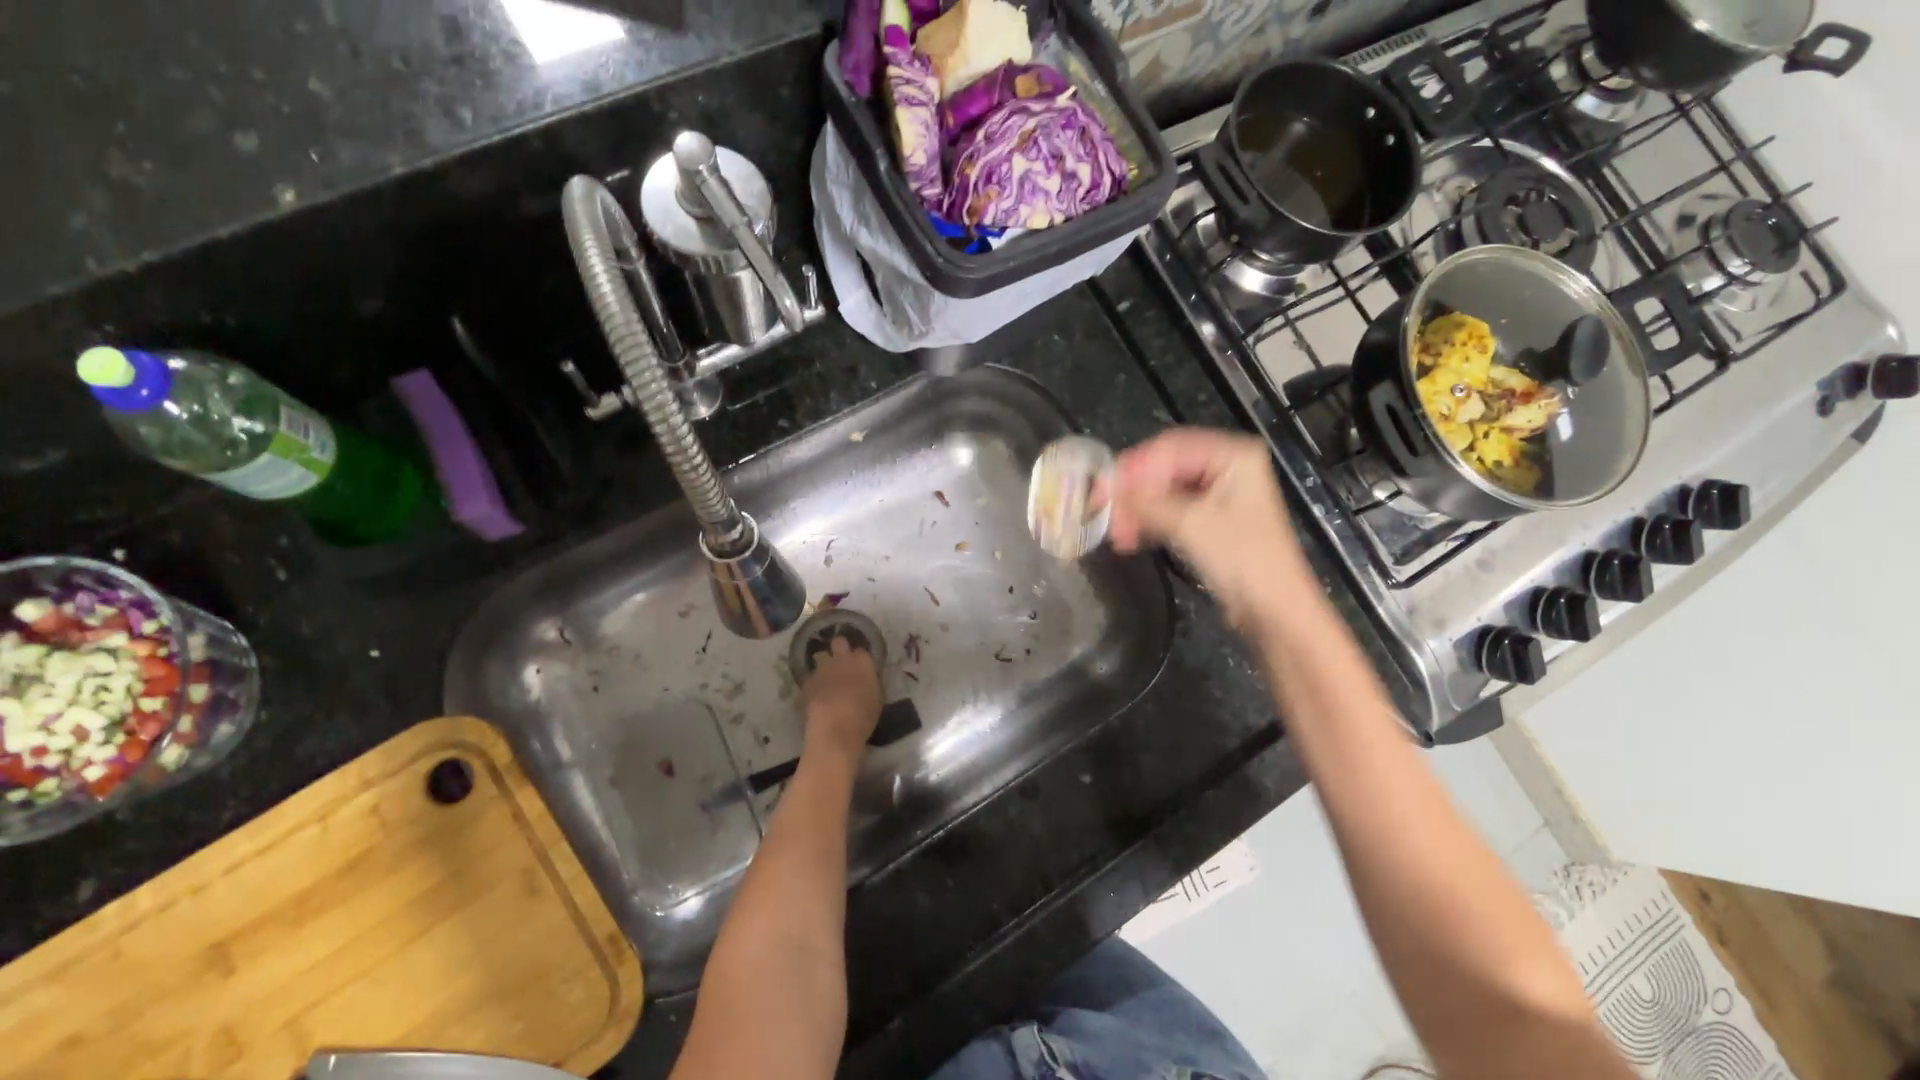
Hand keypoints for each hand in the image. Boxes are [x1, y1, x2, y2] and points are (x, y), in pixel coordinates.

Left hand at [801, 636, 881, 759]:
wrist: (835, 728)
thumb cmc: (863, 717)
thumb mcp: (875, 699)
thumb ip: (869, 683)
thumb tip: (864, 680)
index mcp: (863, 663)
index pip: (862, 651)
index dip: (859, 659)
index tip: (860, 667)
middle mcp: (842, 660)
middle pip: (839, 642)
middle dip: (839, 648)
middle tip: (841, 662)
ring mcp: (822, 669)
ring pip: (820, 656)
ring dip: (823, 663)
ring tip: (825, 677)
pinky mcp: (807, 682)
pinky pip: (810, 677)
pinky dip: (813, 683)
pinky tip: (815, 695)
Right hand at [1108, 428, 1318, 636]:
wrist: (1274, 611)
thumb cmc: (1243, 559)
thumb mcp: (1190, 524)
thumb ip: (1144, 503)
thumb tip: (1103, 490)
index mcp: (1235, 455)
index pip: (1171, 448)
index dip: (1135, 468)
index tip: (1104, 489)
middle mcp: (1228, 468)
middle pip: (1166, 469)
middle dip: (1134, 491)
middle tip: (1103, 509)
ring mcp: (1220, 496)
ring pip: (1165, 492)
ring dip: (1138, 510)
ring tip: (1115, 531)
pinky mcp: (1211, 523)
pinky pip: (1170, 512)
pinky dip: (1149, 523)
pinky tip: (1128, 537)